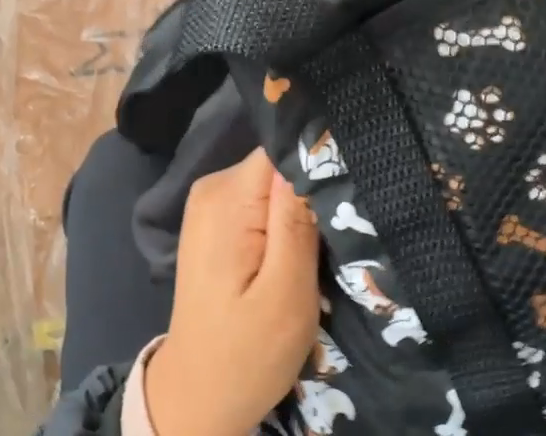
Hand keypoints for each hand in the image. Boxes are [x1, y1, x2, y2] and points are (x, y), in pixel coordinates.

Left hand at [144, 149, 321, 435]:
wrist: (199, 394)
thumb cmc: (247, 352)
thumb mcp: (285, 294)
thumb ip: (296, 221)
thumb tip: (311, 151)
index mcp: (227, 198)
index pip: (282, 150)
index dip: (317, 165)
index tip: (347, 196)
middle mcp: (213, 187)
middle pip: (279, 166)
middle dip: (311, 194)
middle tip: (336, 237)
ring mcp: (211, 203)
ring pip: (273, 185)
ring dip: (299, 213)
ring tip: (319, 252)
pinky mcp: (216, 221)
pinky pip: (260, 202)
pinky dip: (283, 224)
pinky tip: (296, 255)